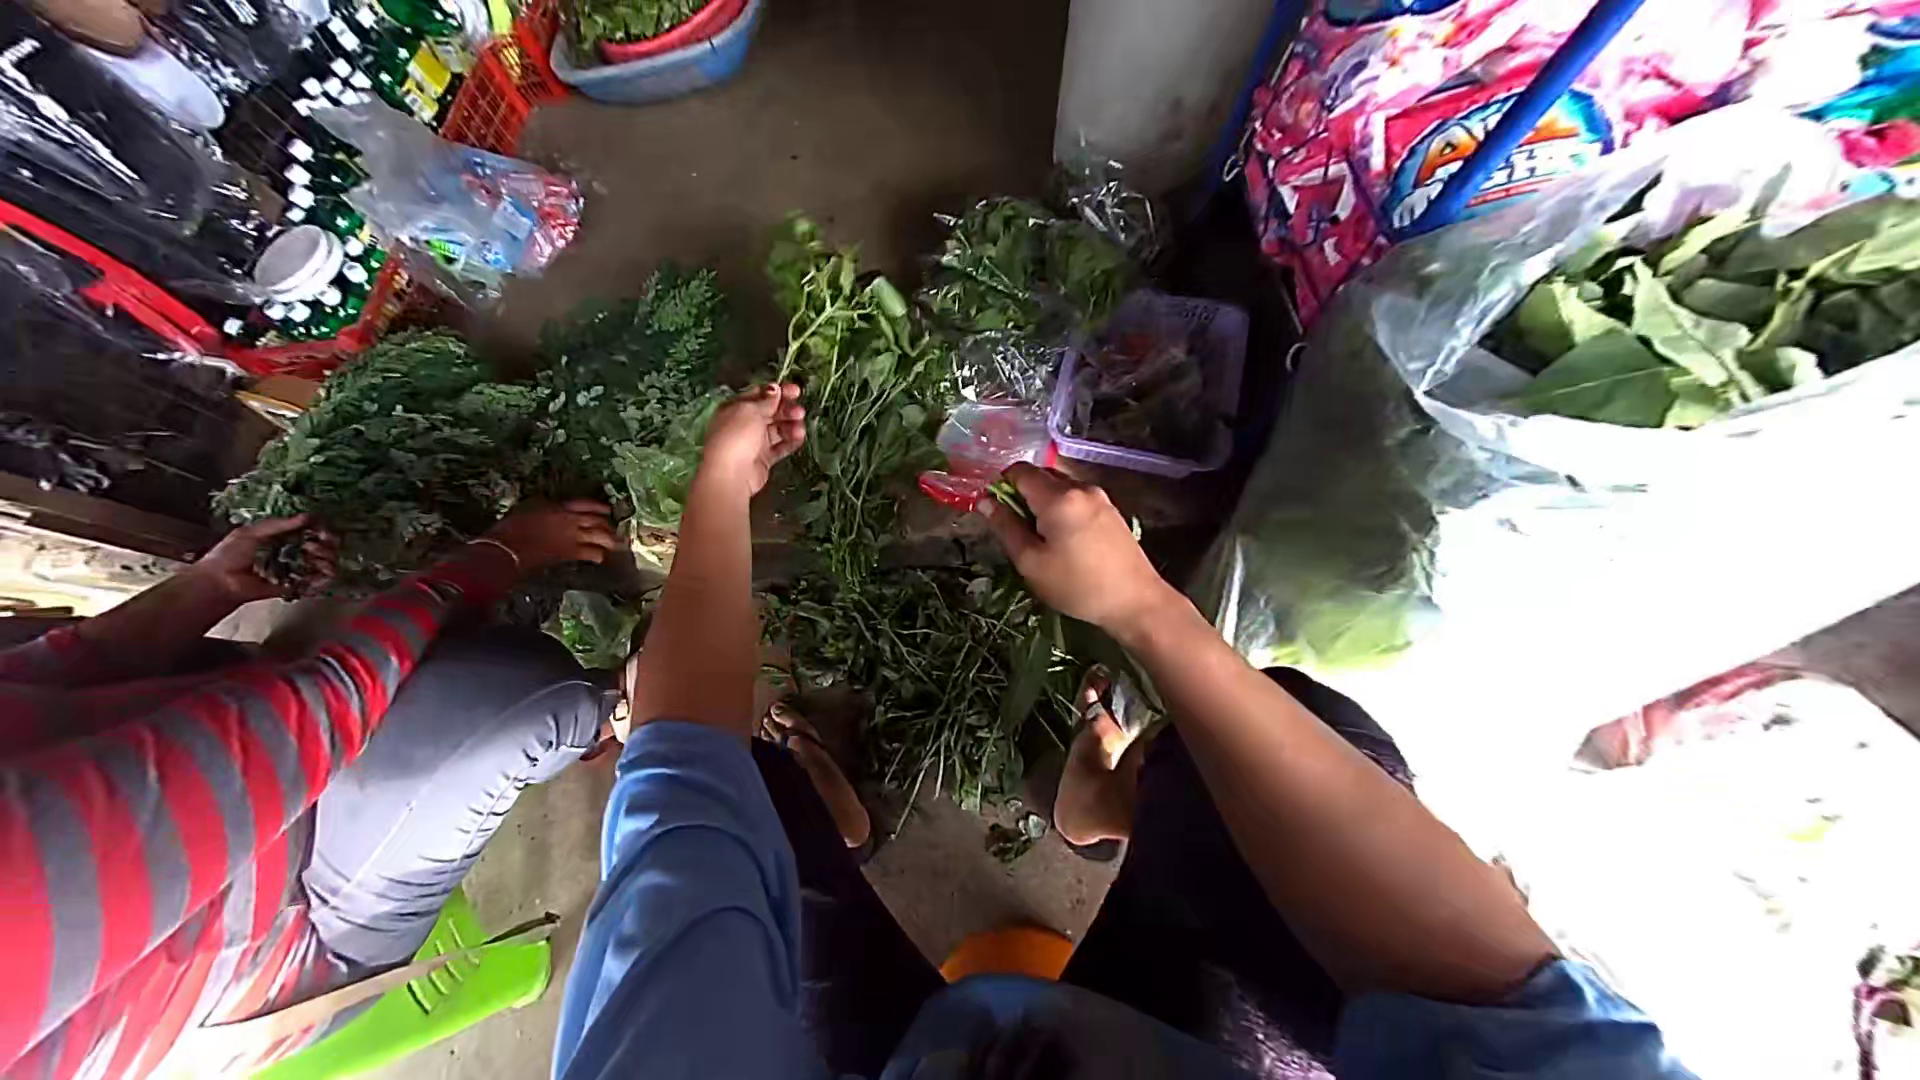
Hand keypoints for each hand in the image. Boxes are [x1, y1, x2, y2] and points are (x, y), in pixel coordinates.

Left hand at [187, 515, 335, 603]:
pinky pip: (323, 579)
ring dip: (327, 558)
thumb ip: (277, 525)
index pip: (314, 531)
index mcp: (285, 539)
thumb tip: (308, 516)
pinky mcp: (301, 584)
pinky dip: (327, 575)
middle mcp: (296, 552)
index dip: (323, 529)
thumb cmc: (228, 557)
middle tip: (314, 546)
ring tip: (314, 558)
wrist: (220, 583)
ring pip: (329, 561)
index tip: (322, 530)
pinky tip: (321, 571)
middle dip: (328, 544)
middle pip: (326, 545)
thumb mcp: (249, 533)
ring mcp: (300, 569)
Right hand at [484, 499, 619, 571]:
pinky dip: (598, 555)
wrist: (507, 547)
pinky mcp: (571, 552)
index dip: (599, 506)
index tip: (607, 509)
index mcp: (560, 507)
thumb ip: (546, 507)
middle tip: (613, 530)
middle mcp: (571, 520)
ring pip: (600, 536)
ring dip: (609, 540)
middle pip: (598, 521)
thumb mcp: (528, 508)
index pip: (586, 504)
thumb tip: (553, 507)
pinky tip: (600, 558)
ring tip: (614, 544)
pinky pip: (591, 553)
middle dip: (608, 526)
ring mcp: (573, 536)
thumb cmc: (510, 527)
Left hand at [698, 384, 805, 498]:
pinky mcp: (764, 458)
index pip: (760, 395)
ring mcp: (755, 441)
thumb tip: (775, 389)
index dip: (778, 392)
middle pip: (771, 412)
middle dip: (787, 410)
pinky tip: (799, 438)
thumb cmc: (737, 435)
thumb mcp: (751, 411)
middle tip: (800, 412)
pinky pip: (780, 446)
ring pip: (777, 429)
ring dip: (791, 426)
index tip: (796, 391)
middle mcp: (745, 423)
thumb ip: (766, 400)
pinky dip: (790, 441)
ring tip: (800, 429)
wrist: (731, 473)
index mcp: (737, 407)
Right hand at [974, 463, 1176, 634]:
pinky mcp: (1110, 510)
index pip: (1020, 471)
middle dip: (1022, 493)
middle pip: (1041, 475)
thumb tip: (986, 501)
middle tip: (1015, 526)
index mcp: (1058, 497)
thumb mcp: (1031, 562)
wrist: (1135, 601)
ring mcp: (1099, 497)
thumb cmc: (1077, 586)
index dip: (1001, 484)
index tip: (994, 508)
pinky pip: (1076, 498)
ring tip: (1039, 536)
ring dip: (1042, 502)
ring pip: (1059, 486)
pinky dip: (1061, 508)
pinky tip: (1063, 538)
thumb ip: (1005, 527)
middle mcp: (1080, 487)